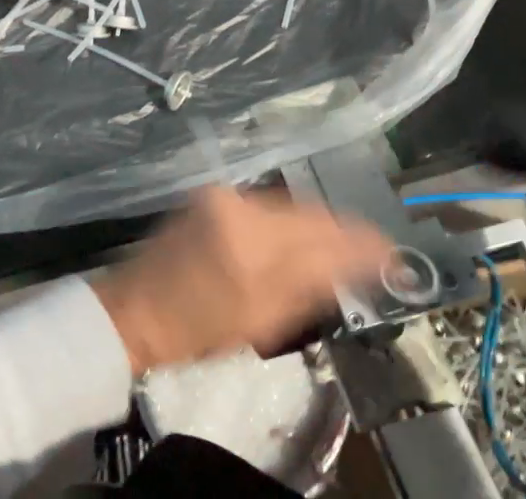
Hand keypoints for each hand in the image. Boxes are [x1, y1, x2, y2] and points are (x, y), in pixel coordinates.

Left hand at [91, 186, 391, 376]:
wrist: (131, 311)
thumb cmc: (194, 328)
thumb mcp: (261, 320)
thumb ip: (310, 286)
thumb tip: (356, 263)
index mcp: (251, 238)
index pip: (324, 232)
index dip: (365, 243)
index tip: (394, 255)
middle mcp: (236, 204)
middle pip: (307, 213)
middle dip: (343, 231)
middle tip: (374, 251)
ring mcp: (218, 197)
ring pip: (287, 207)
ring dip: (316, 226)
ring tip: (343, 247)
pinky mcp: (207, 198)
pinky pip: (263, 206)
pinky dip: (287, 222)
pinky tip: (300, 239)